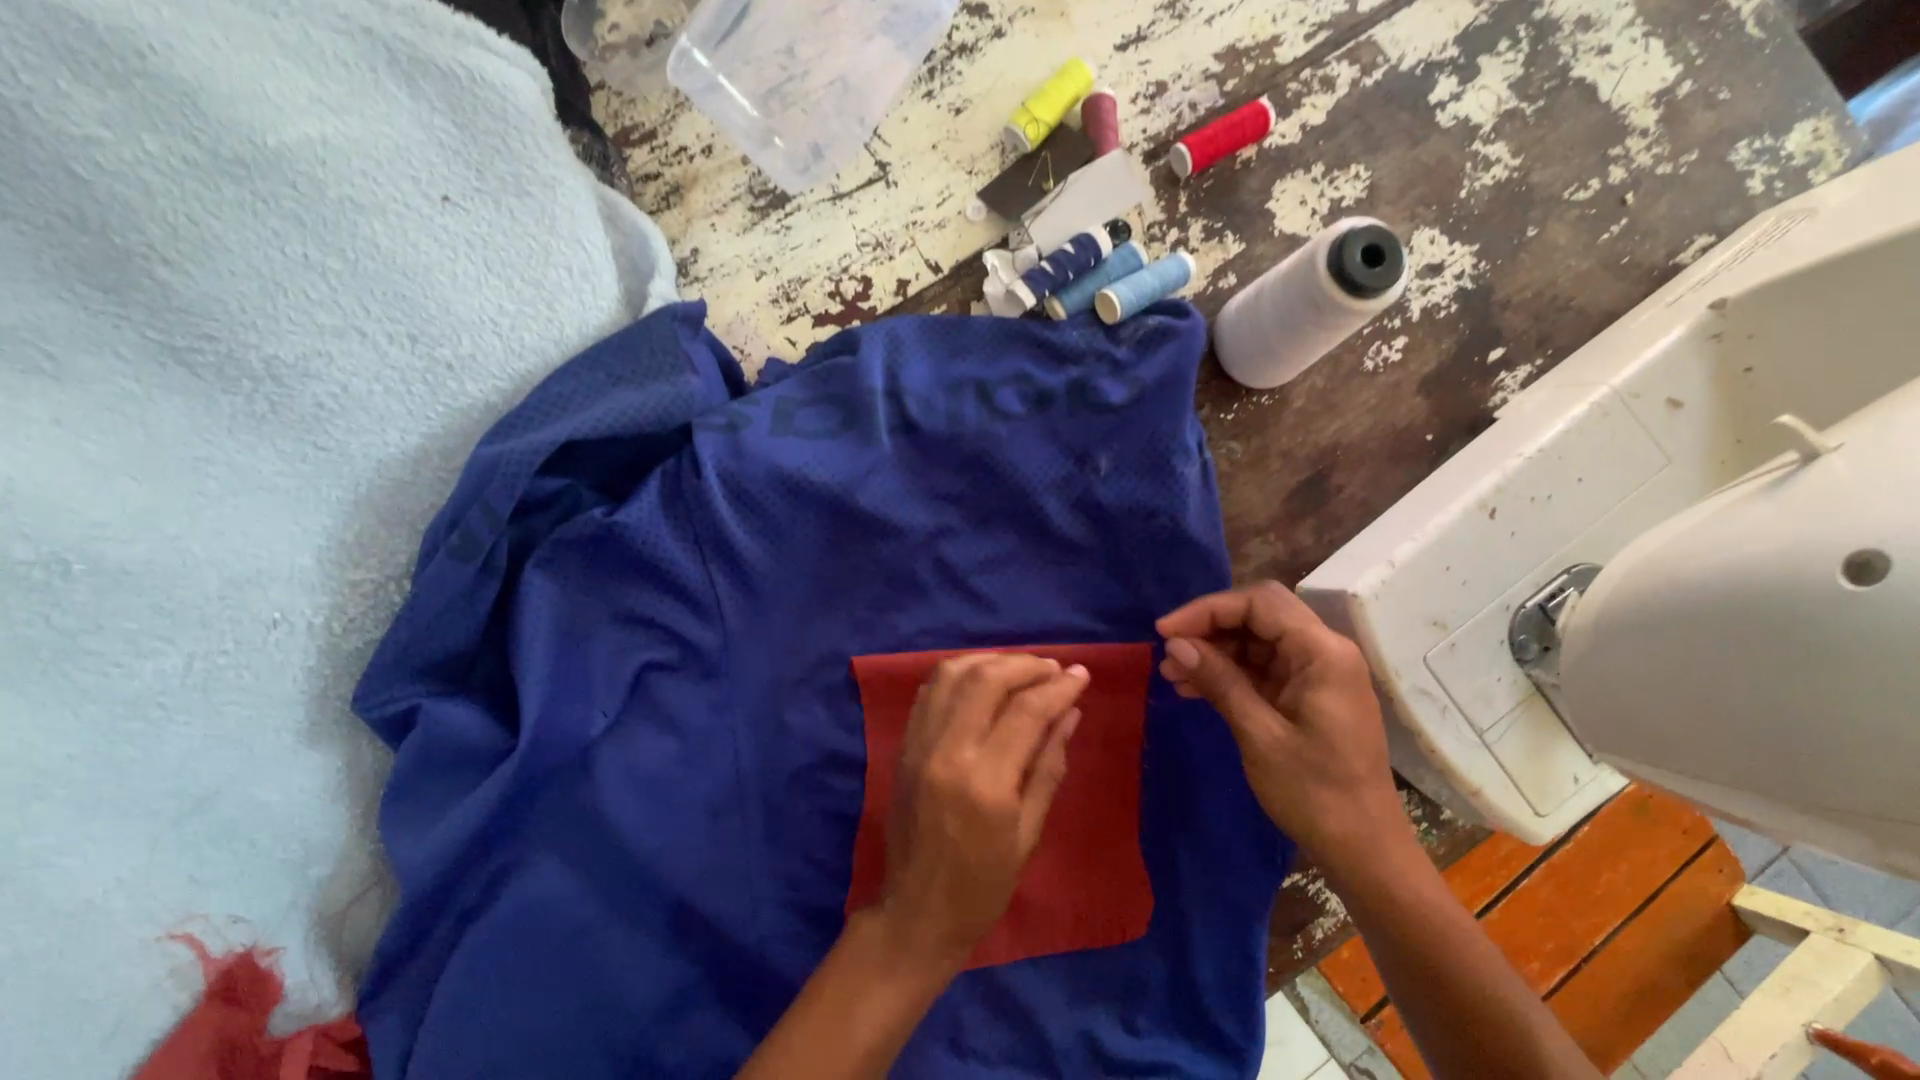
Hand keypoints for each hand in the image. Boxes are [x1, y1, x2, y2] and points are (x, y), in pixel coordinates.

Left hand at [877, 654, 1088, 964]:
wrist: (916, 913)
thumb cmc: (983, 886)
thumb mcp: (1028, 833)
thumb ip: (1048, 766)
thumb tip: (1070, 713)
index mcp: (986, 782)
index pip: (1026, 711)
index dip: (1058, 687)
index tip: (1081, 674)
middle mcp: (947, 752)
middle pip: (986, 680)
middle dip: (1026, 665)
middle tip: (1054, 669)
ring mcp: (918, 745)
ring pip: (951, 674)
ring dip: (990, 661)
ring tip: (1021, 669)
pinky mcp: (902, 747)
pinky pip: (929, 692)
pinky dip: (957, 675)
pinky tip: (982, 681)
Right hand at [1156, 581, 1407, 877]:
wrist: (1363, 847)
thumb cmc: (1314, 792)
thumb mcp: (1259, 735)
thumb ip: (1219, 681)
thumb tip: (1175, 644)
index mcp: (1323, 653)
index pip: (1259, 603)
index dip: (1207, 609)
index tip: (1164, 631)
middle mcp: (1325, 652)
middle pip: (1260, 615)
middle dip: (1209, 627)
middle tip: (1167, 652)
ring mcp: (1319, 673)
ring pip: (1258, 640)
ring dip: (1216, 651)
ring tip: (1173, 674)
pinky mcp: (1310, 695)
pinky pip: (1265, 668)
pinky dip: (1231, 673)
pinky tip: (1195, 688)